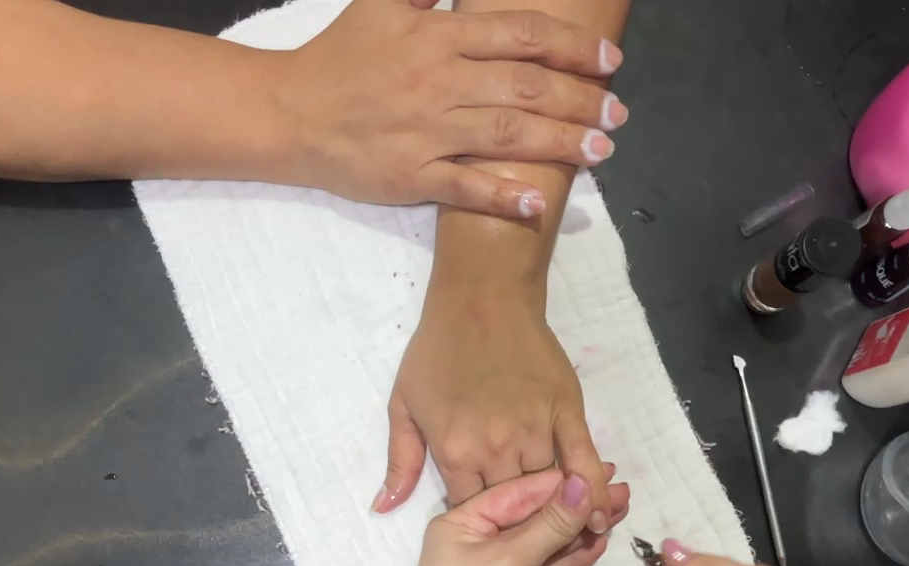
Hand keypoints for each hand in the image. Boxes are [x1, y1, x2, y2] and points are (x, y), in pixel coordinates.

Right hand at [271, 0, 625, 216]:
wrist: (292, 114)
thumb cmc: (340, 60)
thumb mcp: (381, 3)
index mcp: (439, 37)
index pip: (521, 37)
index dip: (572, 48)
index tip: (608, 63)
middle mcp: (441, 82)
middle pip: (525, 87)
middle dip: (578, 99)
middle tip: (616, 114)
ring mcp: (427, 133)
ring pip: (505, 135)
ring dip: (557, 144)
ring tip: (599, 151)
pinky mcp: (411, 177)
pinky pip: (464, 188)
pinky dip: (502, 197)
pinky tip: (537, 203)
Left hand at [376, 289, 610, 525]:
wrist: (481, 298)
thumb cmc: (437, 351)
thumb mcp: (403, 405)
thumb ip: (400, 462)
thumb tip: (384, 508)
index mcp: (456, 452)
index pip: (472, 510)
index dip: (481, 522)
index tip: (486, 527)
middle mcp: (497, 448)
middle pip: (514, 507)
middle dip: (519, 524)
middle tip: (525, 531)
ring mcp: (535, 431)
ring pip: (549, 489)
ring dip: (553, 508)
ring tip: (558, 526)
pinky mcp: (567, 413)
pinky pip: (583, 462)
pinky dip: (590, 491)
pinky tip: (596, 515)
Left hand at [386, 466, 630, 565]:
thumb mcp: (508, 562)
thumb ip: (549, 524)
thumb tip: (583, 482)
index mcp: (463, 521)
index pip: (520, 491)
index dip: (562, 481)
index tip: (604, 469)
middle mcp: (478, 540)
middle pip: (535, 515)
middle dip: (577, 504)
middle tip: (623, 491)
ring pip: (545, 543)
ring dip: (580, 530)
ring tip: (620, 511)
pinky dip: (571, 559)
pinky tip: (599, 544)